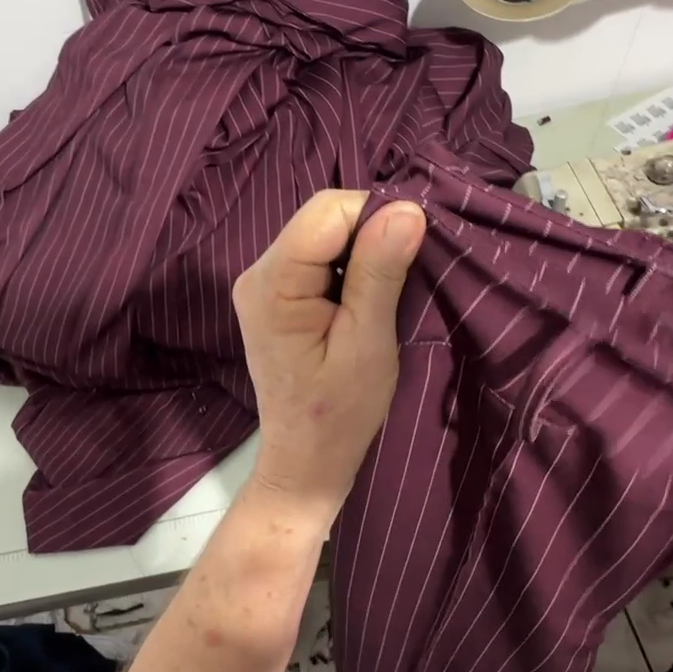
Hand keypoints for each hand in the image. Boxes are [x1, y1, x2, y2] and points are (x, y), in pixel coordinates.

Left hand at [233, 191, 426, 528]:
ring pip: (325, 237)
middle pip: (324, 219)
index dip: (376, 217)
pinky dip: (351, 271)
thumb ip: (380, 273)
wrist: (306, 462)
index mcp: (272, 284)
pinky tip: (367, 302)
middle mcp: (258, 274)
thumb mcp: (368, 343)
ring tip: (387, 296)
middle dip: (371, 236)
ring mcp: (264, 285)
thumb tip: (407, 209)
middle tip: (405, 279)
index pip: (328, 211)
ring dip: (364, 255)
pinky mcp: (277, 298)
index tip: (414, 252)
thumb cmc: (339, 415)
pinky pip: (319, 260)